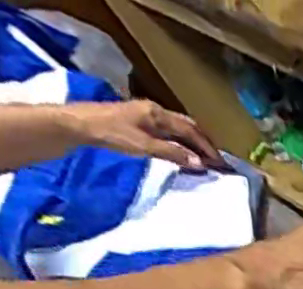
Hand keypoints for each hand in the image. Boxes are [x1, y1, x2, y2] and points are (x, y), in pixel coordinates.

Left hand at [66, 101, 220, 170]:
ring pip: (178, 128)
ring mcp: (147, 115)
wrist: (81, 124)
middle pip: (187, 126)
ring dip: (193, 142)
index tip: (221, 163)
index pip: (190, 130)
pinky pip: (168, 131)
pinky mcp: (140, 122)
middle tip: (216, 160)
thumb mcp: (145, 146)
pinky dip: (181, 142)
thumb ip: (173, 153)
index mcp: (158, 114)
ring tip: (203, 158)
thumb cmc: (112, 133)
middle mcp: (155, 111)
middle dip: (204, 142)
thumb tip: (200, 163)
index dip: (207, 147)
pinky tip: (182, 152)